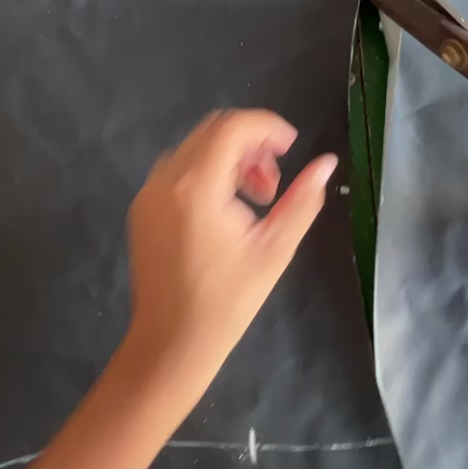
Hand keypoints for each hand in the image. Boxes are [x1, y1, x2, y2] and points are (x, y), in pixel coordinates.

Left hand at [124, 110, 337, 384]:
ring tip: (254, 201)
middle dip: (250, 144)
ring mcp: (148, 191)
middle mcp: (165, 179)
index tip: (291, 146)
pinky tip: (224, 210)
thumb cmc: (227, 301)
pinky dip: (205, 173)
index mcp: (196, 186)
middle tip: (273, 185)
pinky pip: (177, 169)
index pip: (232, 127)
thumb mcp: (274, 250)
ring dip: (229, 158)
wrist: (171, 342)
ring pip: (194, 147)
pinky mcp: (141, 207)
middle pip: (212, 130)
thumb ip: (302, 201)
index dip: (267, 126)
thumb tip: (326, 164)